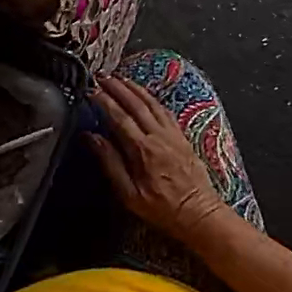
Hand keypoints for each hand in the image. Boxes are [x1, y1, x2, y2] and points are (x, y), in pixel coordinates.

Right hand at [88, 75, 229, 241]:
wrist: (199, 214)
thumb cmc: (162, 208)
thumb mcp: (129, 193)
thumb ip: (110, 162)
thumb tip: (92, 138)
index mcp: (143, 150)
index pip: (119, 117)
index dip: (104, 101)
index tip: (91, 90)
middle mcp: (159, 136)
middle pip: (135, 104)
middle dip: (117, 87)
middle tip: (102, 76)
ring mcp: (173, 135)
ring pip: (152, 104)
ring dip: (135, 88)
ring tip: (120, 78)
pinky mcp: (182, 137)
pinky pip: (166, 111)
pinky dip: (152, 99)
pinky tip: (145, 95)